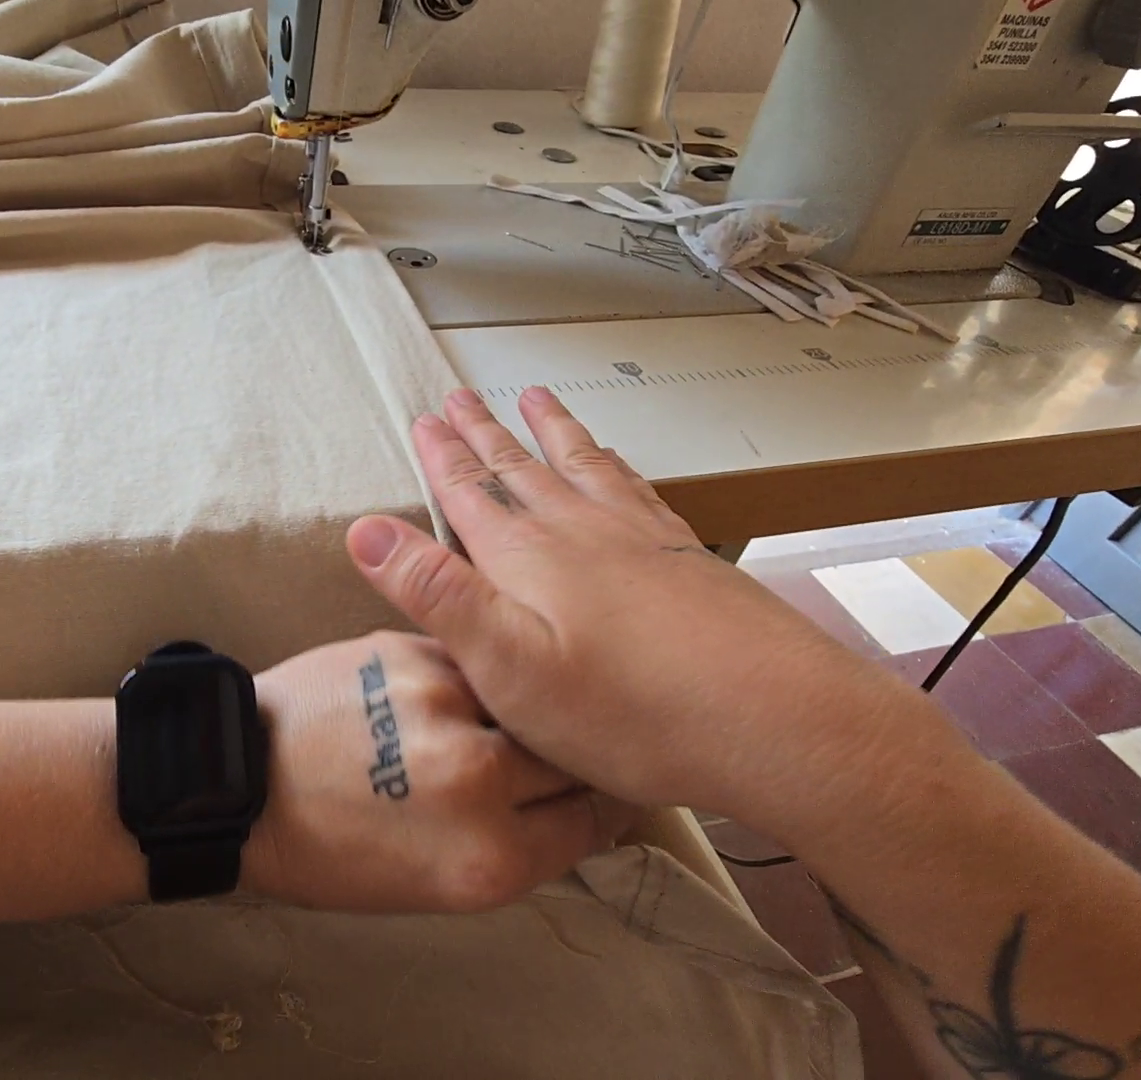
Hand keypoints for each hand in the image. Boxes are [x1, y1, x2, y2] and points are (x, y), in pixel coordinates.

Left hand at [239, 631, 618, 913]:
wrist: (243, 781)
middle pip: (569, 753)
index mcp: (488, 859)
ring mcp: (443, 702)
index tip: (602, 785)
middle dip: (570, 750)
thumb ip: (510, 846)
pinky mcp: (410, 651)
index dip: (602, 803)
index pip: (590, 823)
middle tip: (562, 743)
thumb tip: (569, 803)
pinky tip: (459, 682)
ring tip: (508, 706)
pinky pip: (472, 660)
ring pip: (525, 693)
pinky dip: (476, 673)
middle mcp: (477, 777)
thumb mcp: (431, 887)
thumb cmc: (330, 850)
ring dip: (522, 702)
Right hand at [340, 388, 938, 835]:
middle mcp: (581, 531)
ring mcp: (639, 539)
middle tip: (463, 396)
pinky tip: (617, 462)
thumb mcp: (506, 666)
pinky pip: (636, 490)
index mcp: (529, 557)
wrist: (777, 721)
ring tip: (536, 399)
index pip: (470, 492)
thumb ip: (435, 593)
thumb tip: (363, 530)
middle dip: (485, 433)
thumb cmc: (629, 710)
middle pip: (521, 468)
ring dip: (551, 432)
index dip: (441, 457)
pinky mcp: (684, 559)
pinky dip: (614, 464)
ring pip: (581, 466)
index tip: (425, 419)